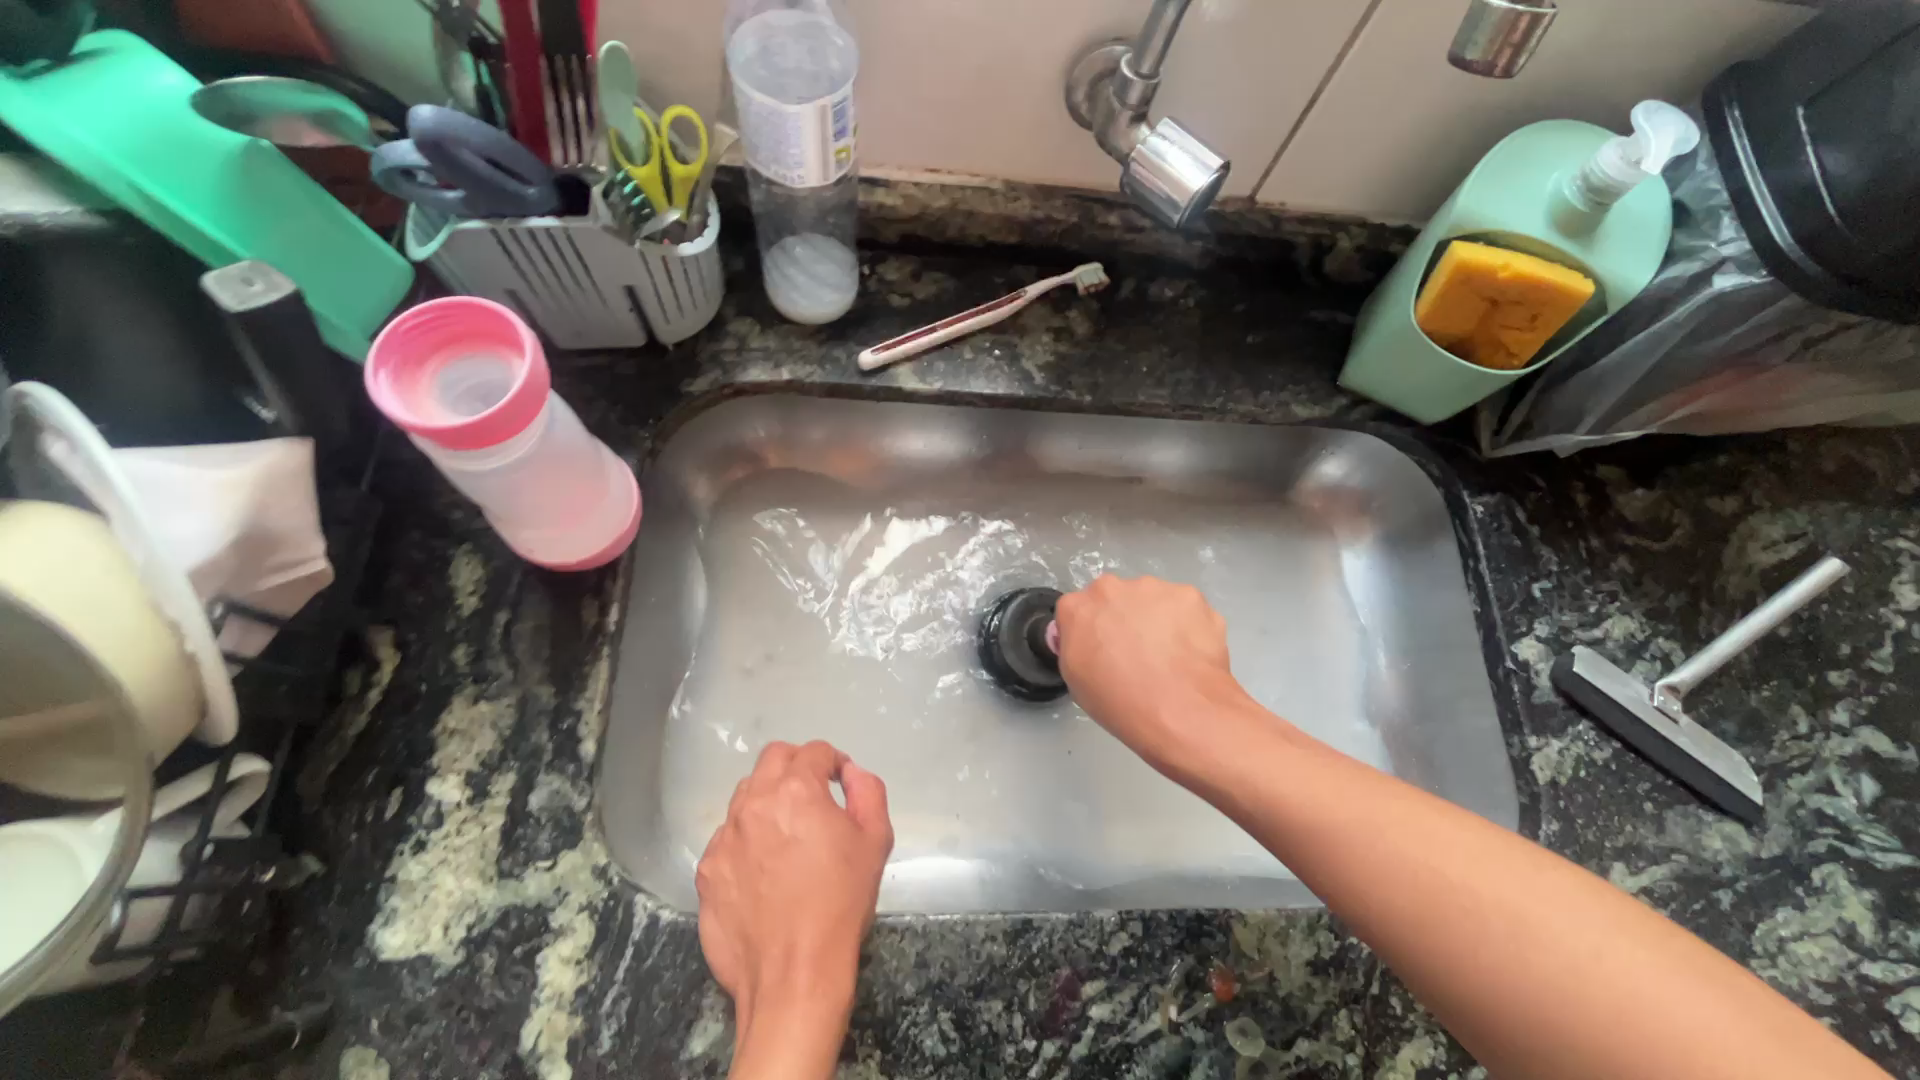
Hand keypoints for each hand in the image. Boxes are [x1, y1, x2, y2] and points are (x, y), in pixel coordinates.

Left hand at [696, 741, 892, 1077]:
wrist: (793, 975)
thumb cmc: (841, 905)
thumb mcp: (876, 843)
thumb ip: (869, 793)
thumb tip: (852, 774)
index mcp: (797, 791)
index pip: (815, 752)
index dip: (834, 762)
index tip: (842, 782)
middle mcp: (754, 804)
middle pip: (772, 759)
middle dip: (797, 766)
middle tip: (815, 795)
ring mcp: (724, 838)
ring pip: (745, 796)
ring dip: (769, 800)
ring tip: (788, 835)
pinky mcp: (706, 871)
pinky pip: (727, 838)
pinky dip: (747, 840)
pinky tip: (763, 871)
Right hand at [1054, 575, 1268, 781]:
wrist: (1179, 710)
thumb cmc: (1119, 702)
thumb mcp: (1076, 679)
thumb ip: (1075, 646)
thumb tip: (1087, 637)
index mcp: (1077, 608)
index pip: (1078, 610)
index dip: (1092, 631)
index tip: (1104, 652)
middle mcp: (1111, 588)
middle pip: (1114, 598)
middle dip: (1123, 617)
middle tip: (1138, 652)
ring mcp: (1153, 588)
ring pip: (1152, 599)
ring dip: (1156, 618)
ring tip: (1171, 655)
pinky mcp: (1189, 595)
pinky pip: (1184, 607)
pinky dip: (1188, 624)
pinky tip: (1192, 651)